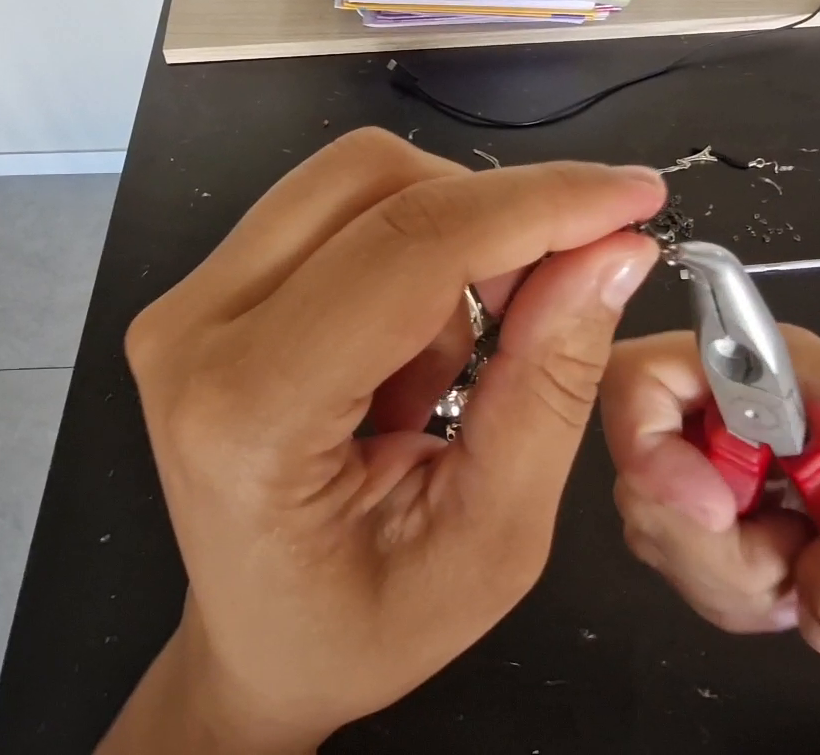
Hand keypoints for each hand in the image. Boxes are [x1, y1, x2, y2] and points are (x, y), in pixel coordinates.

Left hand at [102, 129, 664, 753]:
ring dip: (449, 238)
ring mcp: (187, 300)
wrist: (257, 640)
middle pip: (372, 179)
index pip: (409, 249)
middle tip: (557, 287)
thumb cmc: (362, 625)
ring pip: (354, 180)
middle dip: (494, 214)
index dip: (538, 205)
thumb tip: (610, 253)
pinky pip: (334, 211)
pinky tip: (411, 349)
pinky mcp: (205, 287)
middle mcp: (194, 330)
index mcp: (247, 412)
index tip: (632, 197)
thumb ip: (550, 384)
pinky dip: (409, 253)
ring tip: (464, 357)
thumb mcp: (489, 538)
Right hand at [602, 325, 819, 655]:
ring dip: (733, 582)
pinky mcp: (721, 525)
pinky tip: (804, 594)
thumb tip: (805, 591)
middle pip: (641, 468)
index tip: (717, 514)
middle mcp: (731, 410)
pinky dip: (737, 603)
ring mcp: (721, 470)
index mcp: (781, 372)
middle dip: (709, 544)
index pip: (646, 371)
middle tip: (796, 567)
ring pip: (657, 528)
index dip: (647, 440)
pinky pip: (684, 572)